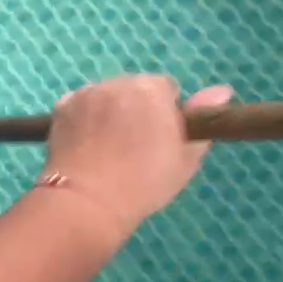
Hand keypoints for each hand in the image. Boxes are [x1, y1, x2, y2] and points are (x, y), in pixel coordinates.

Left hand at [37, 76, 233, 246]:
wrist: (88, 198)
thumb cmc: (144, 182)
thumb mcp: (185, 157)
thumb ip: (200, 119)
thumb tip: (222, 91)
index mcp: (150, 90)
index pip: (164, 88)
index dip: (165, 112)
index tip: (160, 137)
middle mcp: (115, 82)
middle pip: (132, 88)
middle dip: (135, 107)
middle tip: (133, 144)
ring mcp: (84, 92)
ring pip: (104, 94)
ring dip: (109, 109)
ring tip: (108, 146)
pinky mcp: (60, 105)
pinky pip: (79, 103)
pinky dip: (84, 116)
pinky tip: (86, 142)